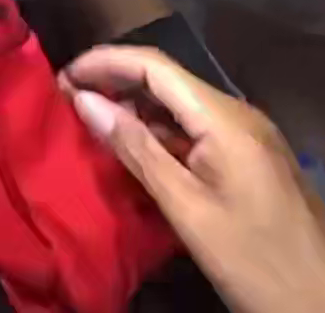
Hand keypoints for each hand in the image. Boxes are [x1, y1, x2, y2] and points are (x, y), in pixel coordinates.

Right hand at [64, 46, 324, 312]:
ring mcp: (247, 135)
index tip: (64, 75)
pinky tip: (137, 150)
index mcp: (223, 115)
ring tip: (92, 120)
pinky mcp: (250, 158)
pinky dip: (161, 133)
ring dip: (137, 107)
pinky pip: (196, 130)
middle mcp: (236, 112)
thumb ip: (136, 149)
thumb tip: (84, 101)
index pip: (154, 64)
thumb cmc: (260, 264)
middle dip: (117, 80)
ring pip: (180, 105)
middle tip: (69, 98)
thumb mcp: (188, 210)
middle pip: (167, 79)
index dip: (106, 61)